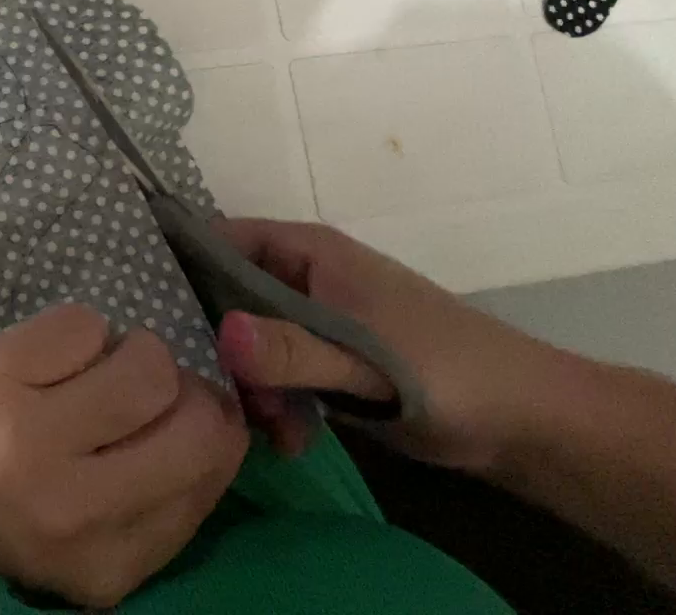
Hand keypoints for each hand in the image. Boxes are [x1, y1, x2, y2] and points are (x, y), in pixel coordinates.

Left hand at [0, 304, 247, 607]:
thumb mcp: (83, 538)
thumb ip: (154, 496)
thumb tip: (224, 414)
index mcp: (105, 564)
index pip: (210, 477)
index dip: (210, 430)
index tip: (186, 409)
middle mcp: (73, 510)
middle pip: (194, 422)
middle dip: (183, 388)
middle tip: (141, 383)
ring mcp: (28, 436)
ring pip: (145, 362)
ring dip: (129, 351)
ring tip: (87, 367)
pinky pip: (84, 323)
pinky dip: (77, 329)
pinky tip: (43, 353)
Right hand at [210, 218, 575, 475]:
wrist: (533, 426)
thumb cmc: (449, 373)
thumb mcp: (366, 363)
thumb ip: (292, 350)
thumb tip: (219, 333)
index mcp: (307, 251)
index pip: (217, 238)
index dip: (177, 263)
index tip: (142, 307)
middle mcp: (300, 275)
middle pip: (225, 293)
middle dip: (217, 344)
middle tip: (212, 389)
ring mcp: (312, 317)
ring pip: (248, 338)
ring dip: (249, 383)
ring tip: (266, 426)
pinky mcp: (324, 355)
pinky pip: (275, 368)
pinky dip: (275, 400)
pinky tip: (289, 437)